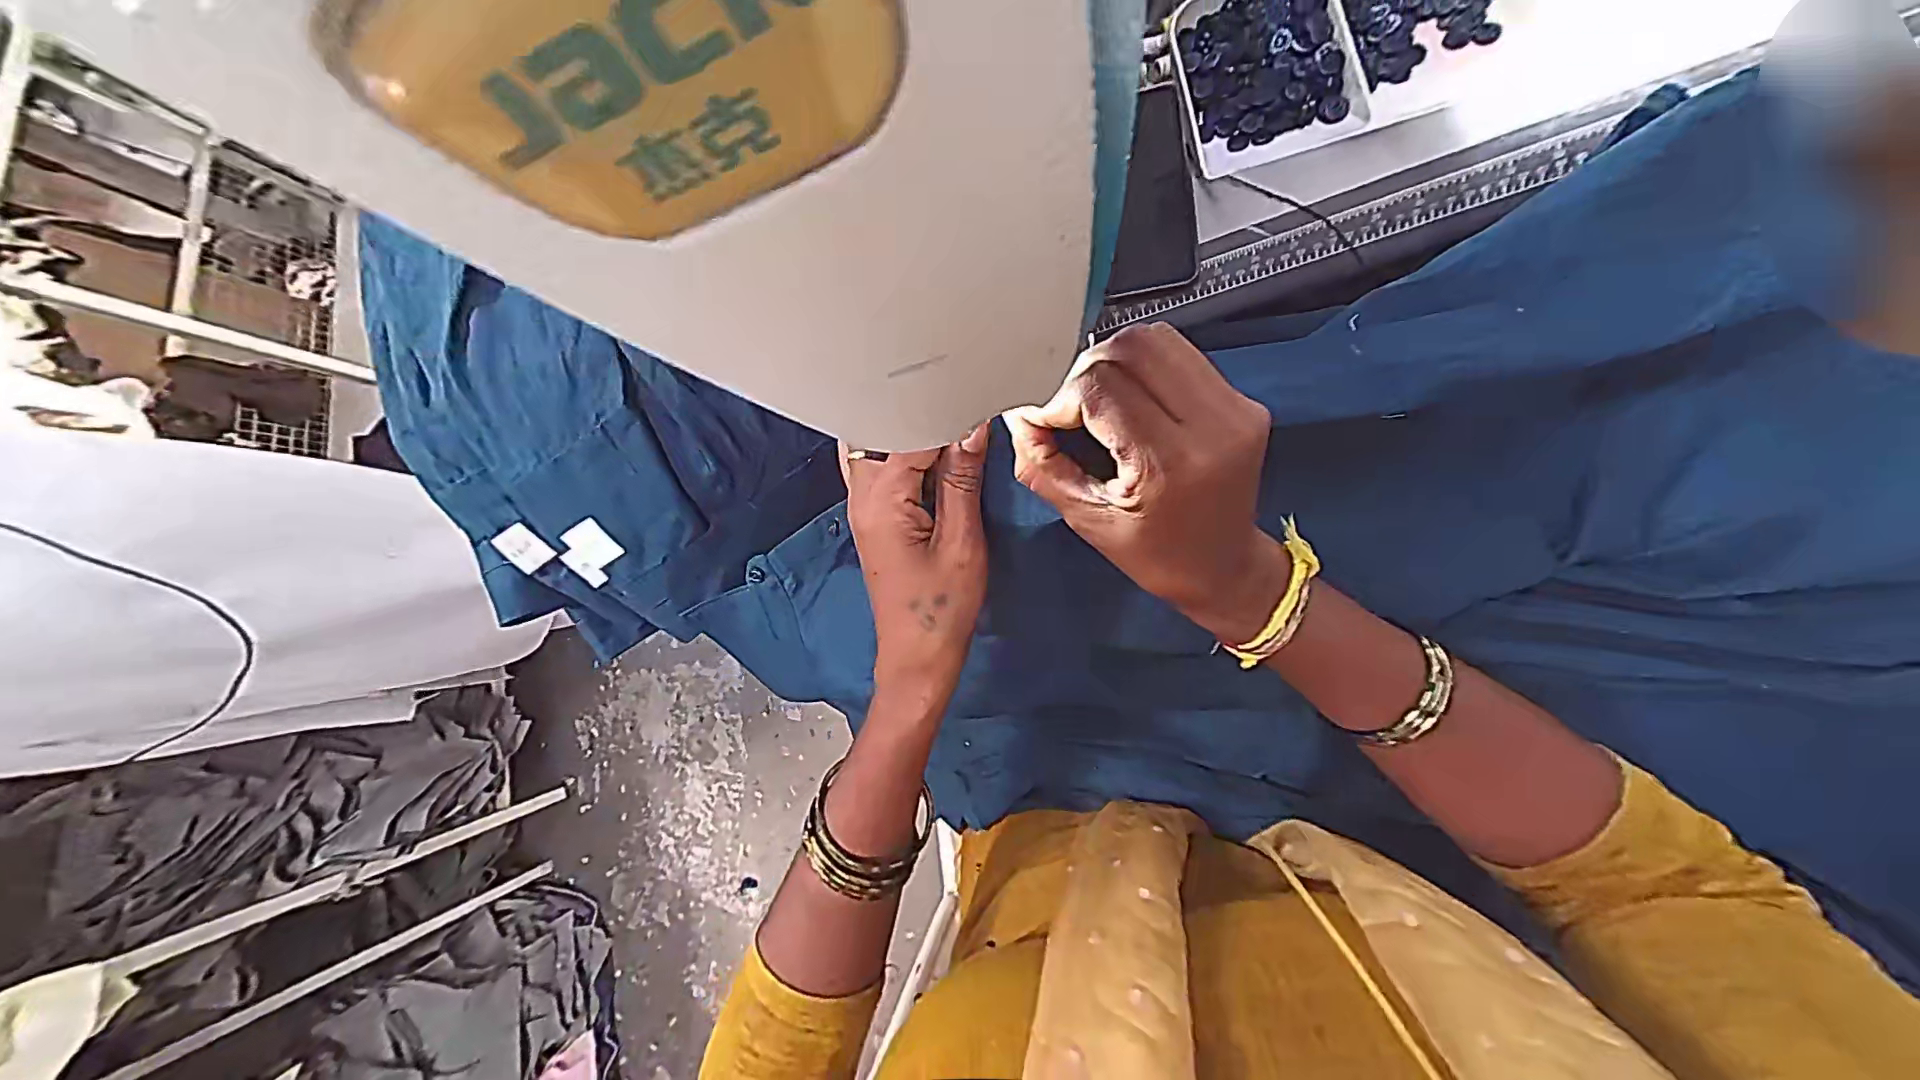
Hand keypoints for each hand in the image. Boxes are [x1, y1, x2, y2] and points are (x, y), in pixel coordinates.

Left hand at [841, 426, 990, 717]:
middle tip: (958, 414)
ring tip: (947, 434)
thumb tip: (971, 429)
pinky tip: (930, 460)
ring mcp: (862, 508)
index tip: (972, 407)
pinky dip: (903, 457)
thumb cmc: (939, 608)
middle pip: (881, 431)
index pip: (907, 431)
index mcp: (881, 501)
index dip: (943, 414)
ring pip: (876, 447)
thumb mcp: (963, 541)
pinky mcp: (872, 519)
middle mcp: (861, 499)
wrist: (917, 653)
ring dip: (909, 436)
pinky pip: (879, 470)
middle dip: (920, 416)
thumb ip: (963, 479)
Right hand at [1004, 323, 1288, 643]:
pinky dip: (1143, 367)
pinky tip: (1129, 399)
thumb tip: (1020, 415)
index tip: (1048, 418)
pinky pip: (1180, 355)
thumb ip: (1042, 464)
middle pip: (1131, 348)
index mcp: (1170, 465)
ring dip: (1114, 361)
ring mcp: (1234, 409)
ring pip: (1157, 339)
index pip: (1100, 385)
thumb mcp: (1087, 519)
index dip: (1060, 395)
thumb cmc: (1159, 555)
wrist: (1221, 567)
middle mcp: (1213, 427)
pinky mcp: (1241, 401)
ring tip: (1099, 400)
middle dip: (1084, 371)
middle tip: (1070, 406)